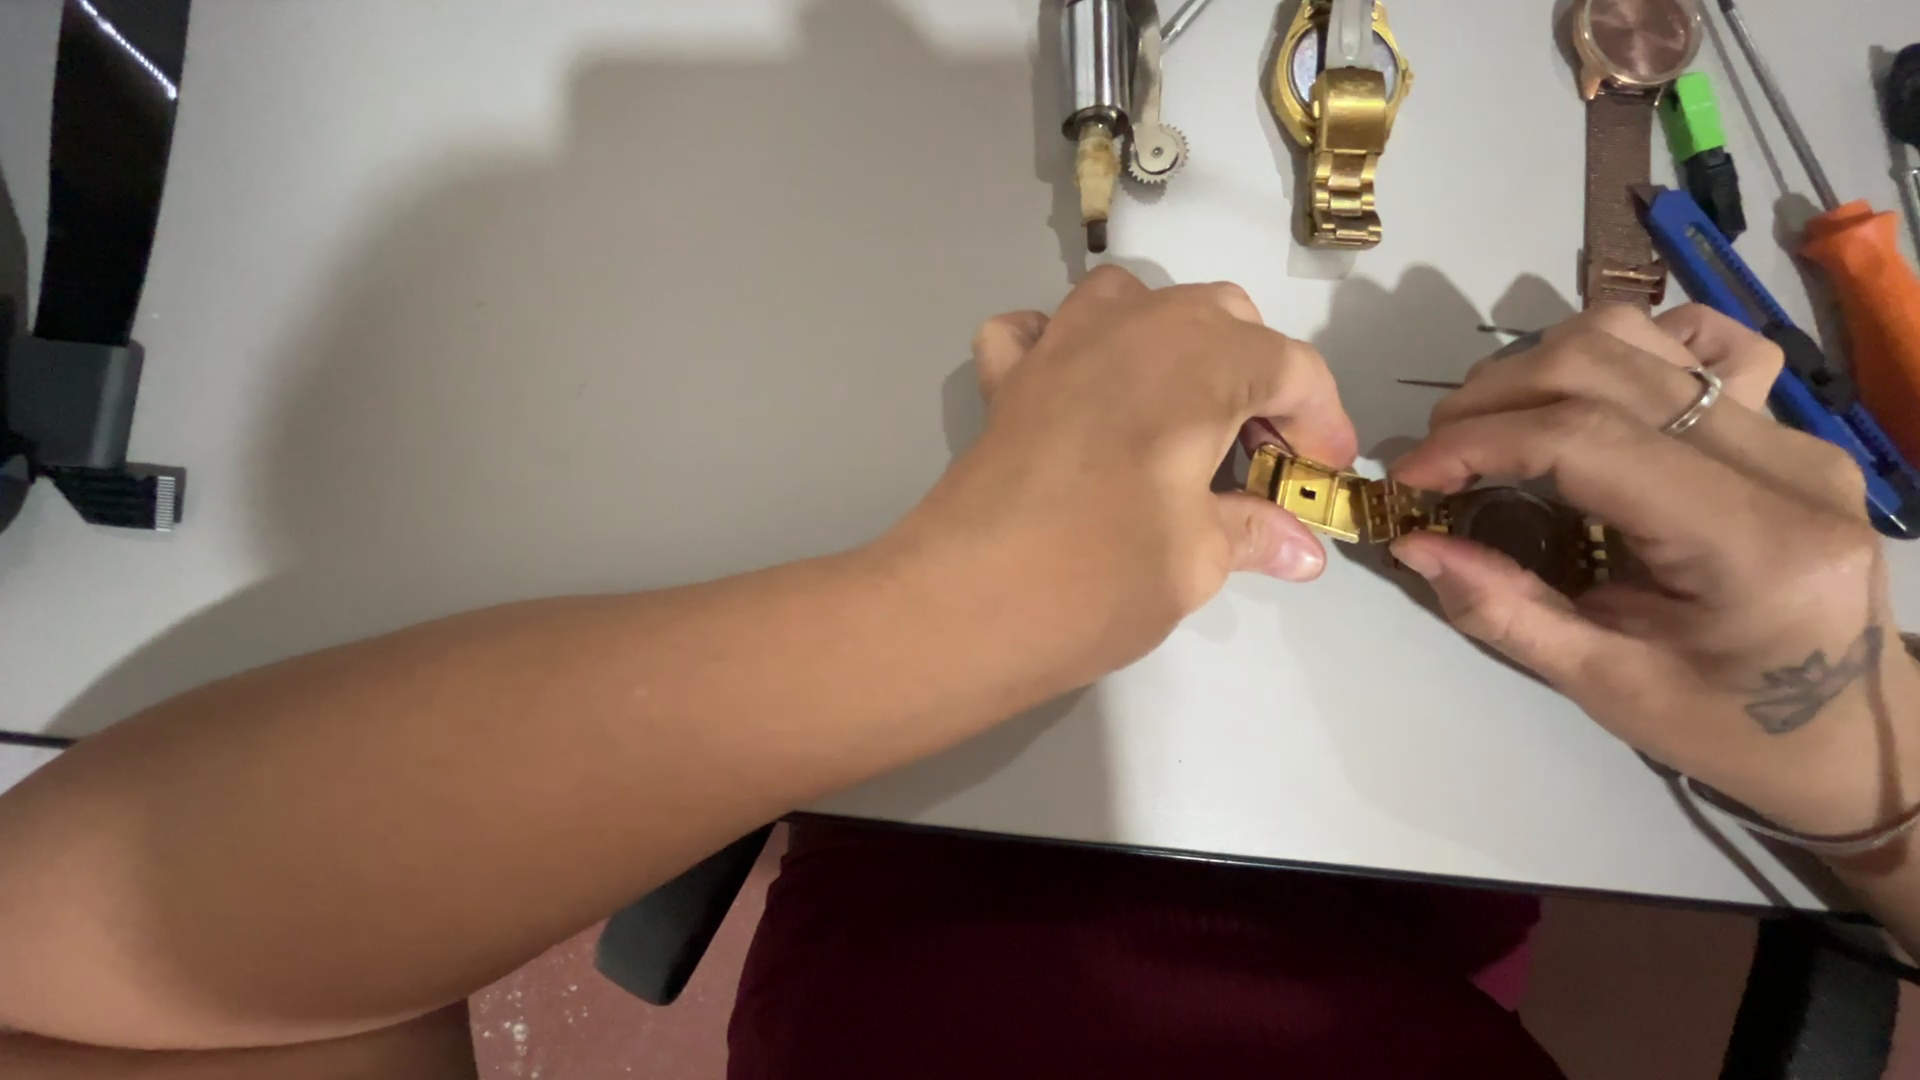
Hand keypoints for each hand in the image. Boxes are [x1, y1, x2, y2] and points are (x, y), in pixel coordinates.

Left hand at [884, 266, 1356, 682]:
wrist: (968, 601)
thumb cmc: (1100, 576)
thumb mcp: (1196, 559)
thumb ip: (1251, 533)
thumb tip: (1300, 549)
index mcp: (1199, 360)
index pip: (1288, 367)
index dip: (1321, 420)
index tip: (1325, 475)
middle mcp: (1130, 327)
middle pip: (1217, 318)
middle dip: (1253, 375)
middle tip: (1255, 454)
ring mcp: (1058, 344)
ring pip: (1132, 302)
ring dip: (1169, 340)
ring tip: (1178, 410)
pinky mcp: (1006, 379)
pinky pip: (1037, 331)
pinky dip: (1062, 344)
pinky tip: (1074, 388)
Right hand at [1390, 304, 1919, 837]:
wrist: (1850, 725)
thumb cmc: (1724, 722)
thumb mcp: (1599, 684)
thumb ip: (1500, 609)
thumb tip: (1410, 543)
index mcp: (1750, 542)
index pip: (1588, 440)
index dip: (1476, 443)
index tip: (1408, 478)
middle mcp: (1781, 461)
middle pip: (1599, 366)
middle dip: (1486, 401)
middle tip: (1434, 460)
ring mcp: (1786, 430)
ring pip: (1632, 336)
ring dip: (1530, 370)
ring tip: (1487, 429)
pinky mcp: (1775, 421)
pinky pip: (1690, 342)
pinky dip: (1612, 351)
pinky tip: (1576, 398)